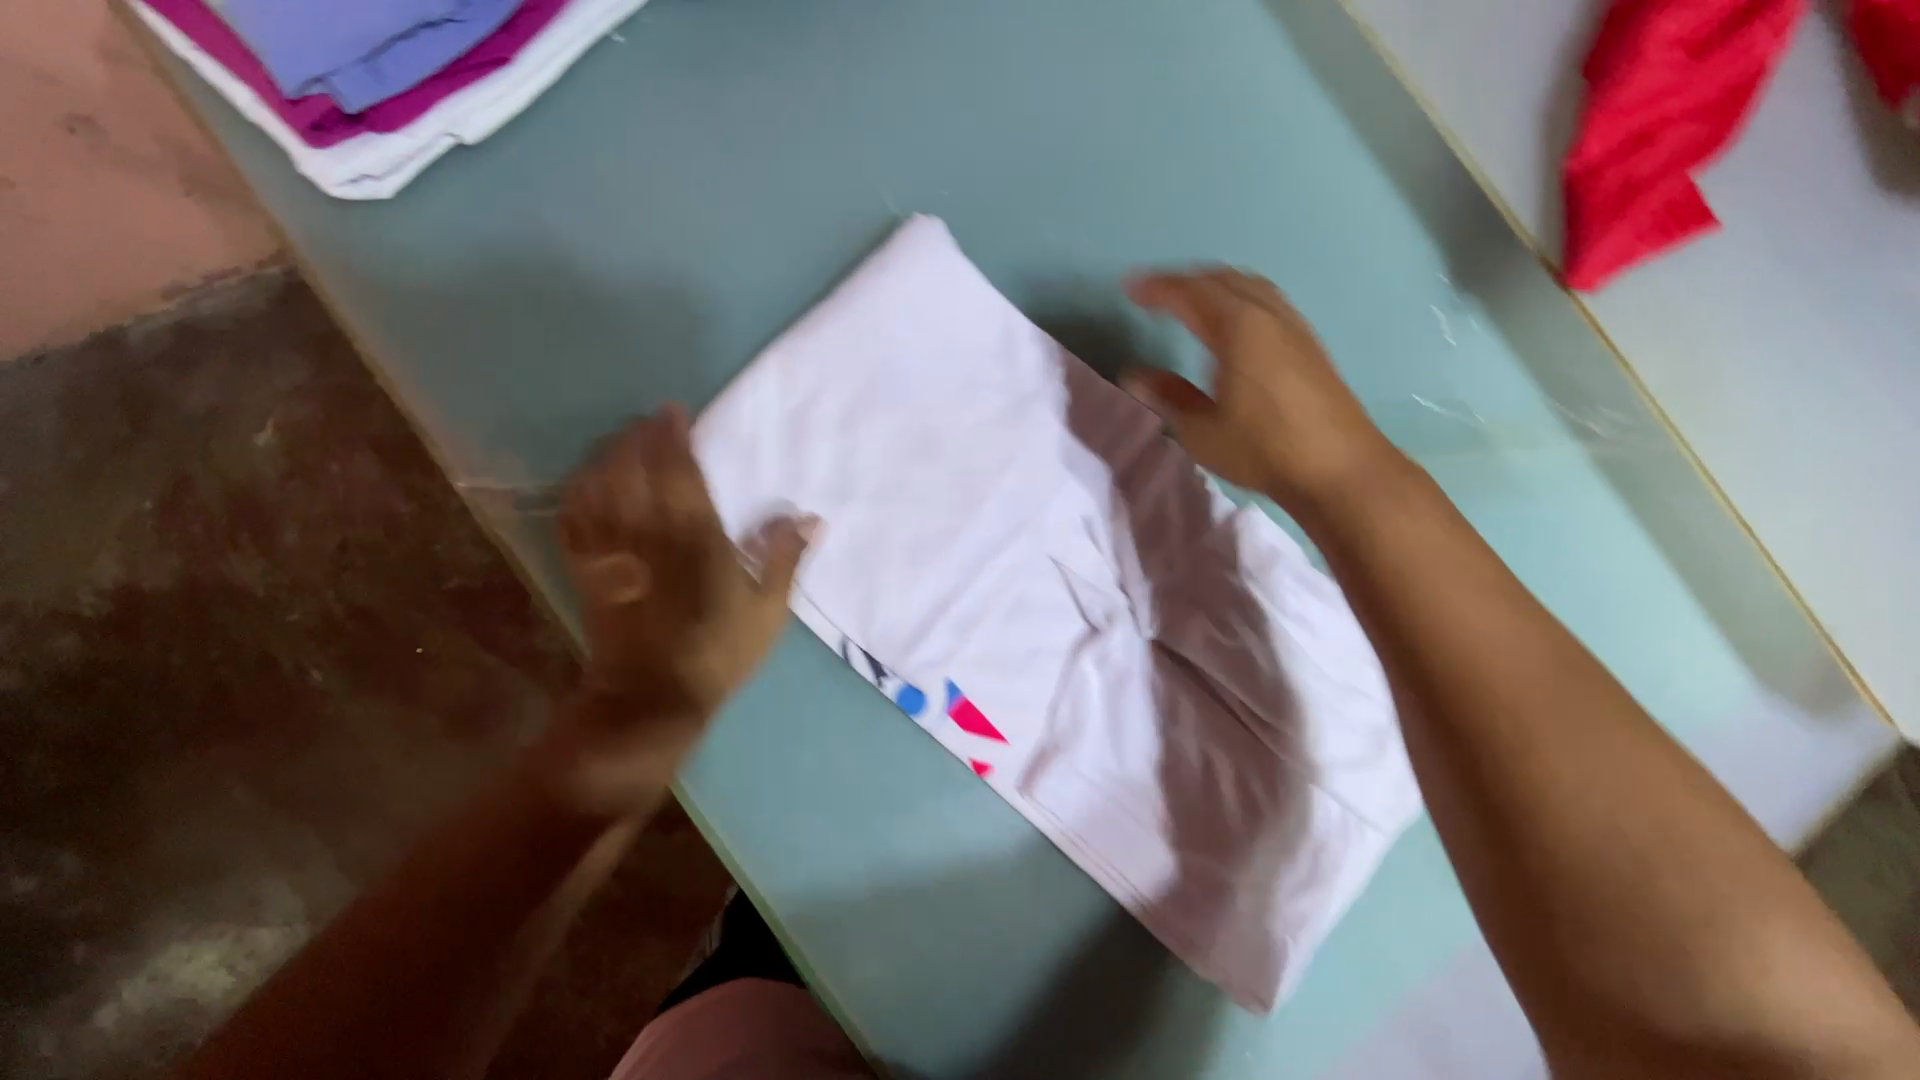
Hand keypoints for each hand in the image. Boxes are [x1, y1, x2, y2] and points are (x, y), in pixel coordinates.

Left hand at [540, 407, 813, 813]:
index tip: (675, 412)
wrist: (653, 696)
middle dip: (638, 436)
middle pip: (632, 466)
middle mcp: (646, 532)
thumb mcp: (768, 611)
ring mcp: (611, 549)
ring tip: (623, 442)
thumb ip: (786, 559)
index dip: (673, 436)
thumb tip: (811, 517)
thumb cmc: (718, 651)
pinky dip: (578, 491)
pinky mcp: (587, 569)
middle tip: (651, 421)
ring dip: (608, 455)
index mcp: (695, 537)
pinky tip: (588, 481)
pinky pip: (573, 517)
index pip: (678, 470)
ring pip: (598, 484)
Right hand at [1122, 268, 1405, 512]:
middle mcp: (1268, 316)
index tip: (1131, 289)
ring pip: (1250, 286)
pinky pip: (1267, 302)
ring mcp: (1295, 327)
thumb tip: (1135, 375)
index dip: (1158, 288)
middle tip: (1156, 292)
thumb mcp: (1202, 432)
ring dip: (1216, 286)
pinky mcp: (1310, 345)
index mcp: (1238, 328)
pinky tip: (1234, 325)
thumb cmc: (1264, 450)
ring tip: (1193, 301)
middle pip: (1222, 279)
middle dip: (1185, 281)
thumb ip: (1168, 397)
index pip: (1190, 293)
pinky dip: (1239, 299)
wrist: (1340, 469)